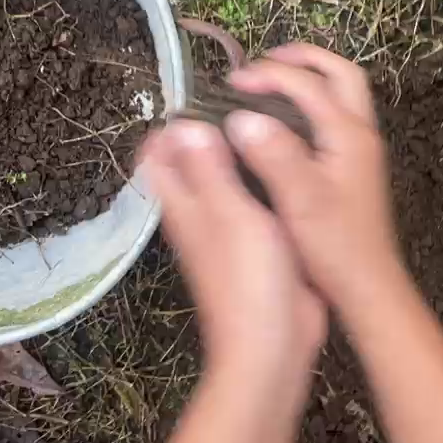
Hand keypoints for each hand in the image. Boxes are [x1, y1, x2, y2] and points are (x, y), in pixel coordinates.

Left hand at [139, 119, 325, 377]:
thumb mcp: (230, 215)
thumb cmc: (249, 279)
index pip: (156, 157)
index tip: (204, 98)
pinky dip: (261, 178)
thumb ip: (209, 170)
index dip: (170, 126)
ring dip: (237, 153)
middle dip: (207, 133)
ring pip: (223, 179)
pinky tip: (286, 164)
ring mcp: (228, 231)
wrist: (274, 344)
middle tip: (245, 103)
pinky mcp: (258, 244)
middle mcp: (199, 215)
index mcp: (183, 206)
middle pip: (189, 164)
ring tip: (269, 122)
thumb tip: (184, 125)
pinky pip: (253, 200)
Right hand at [220, 44, 409, 309]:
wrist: (368, 285)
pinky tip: (286, 122)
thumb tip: (242, 118)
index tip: (233, 83)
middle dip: (303, 58)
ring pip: (343, 93)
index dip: (268, 75)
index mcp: (348, 134)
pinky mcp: (355, 166)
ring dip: (310, 77)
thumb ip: (273, 154)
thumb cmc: (335, 246)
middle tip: (265, 62)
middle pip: (340, 73)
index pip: (308, 84)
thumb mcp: (300, 200)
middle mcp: (361, 134)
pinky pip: (336, 114)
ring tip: (272, 81)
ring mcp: (361, 150)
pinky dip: (312, 102)